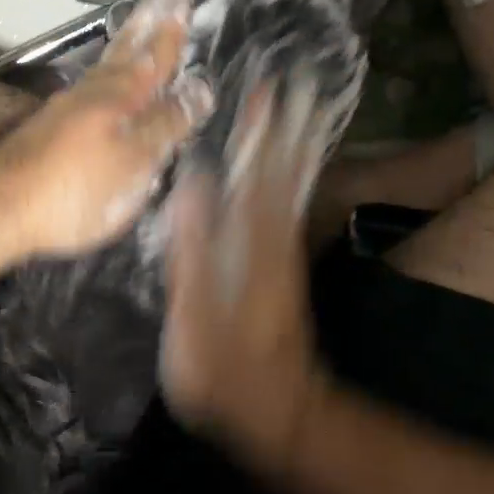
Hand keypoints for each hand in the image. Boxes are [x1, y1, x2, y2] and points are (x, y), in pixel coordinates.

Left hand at [0, 0, 212, 257]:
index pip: (154, 57)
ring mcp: (66, 108)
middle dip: (149, 21)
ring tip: (142, 24)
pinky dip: (109, 72)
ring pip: (107, 66)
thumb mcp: (132, 163)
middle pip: (127, 50)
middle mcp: (92, 93)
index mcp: (119, 98)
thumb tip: (199, 87)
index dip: (172, 31)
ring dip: (128, 42)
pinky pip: (92, 86)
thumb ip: (166, 125)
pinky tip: (108, 78)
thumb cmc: (75, 192)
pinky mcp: (49, 129)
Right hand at [159, 74, 333, 465]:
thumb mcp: (196, 313)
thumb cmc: (225, 367)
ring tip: (302, 110)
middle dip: (287, 127)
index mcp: (251, 241)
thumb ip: (192, 247)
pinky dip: (293, 178)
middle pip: (283, 170)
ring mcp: (283, 251)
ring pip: (292, 186)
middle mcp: (274, 236)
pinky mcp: (284, 266)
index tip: (267, 88)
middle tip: (295, 83)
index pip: (257, 171)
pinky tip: (289, 168)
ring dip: (296, 146)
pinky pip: (289, 206)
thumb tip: (191, 182)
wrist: (276, 410)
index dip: (261, 130)